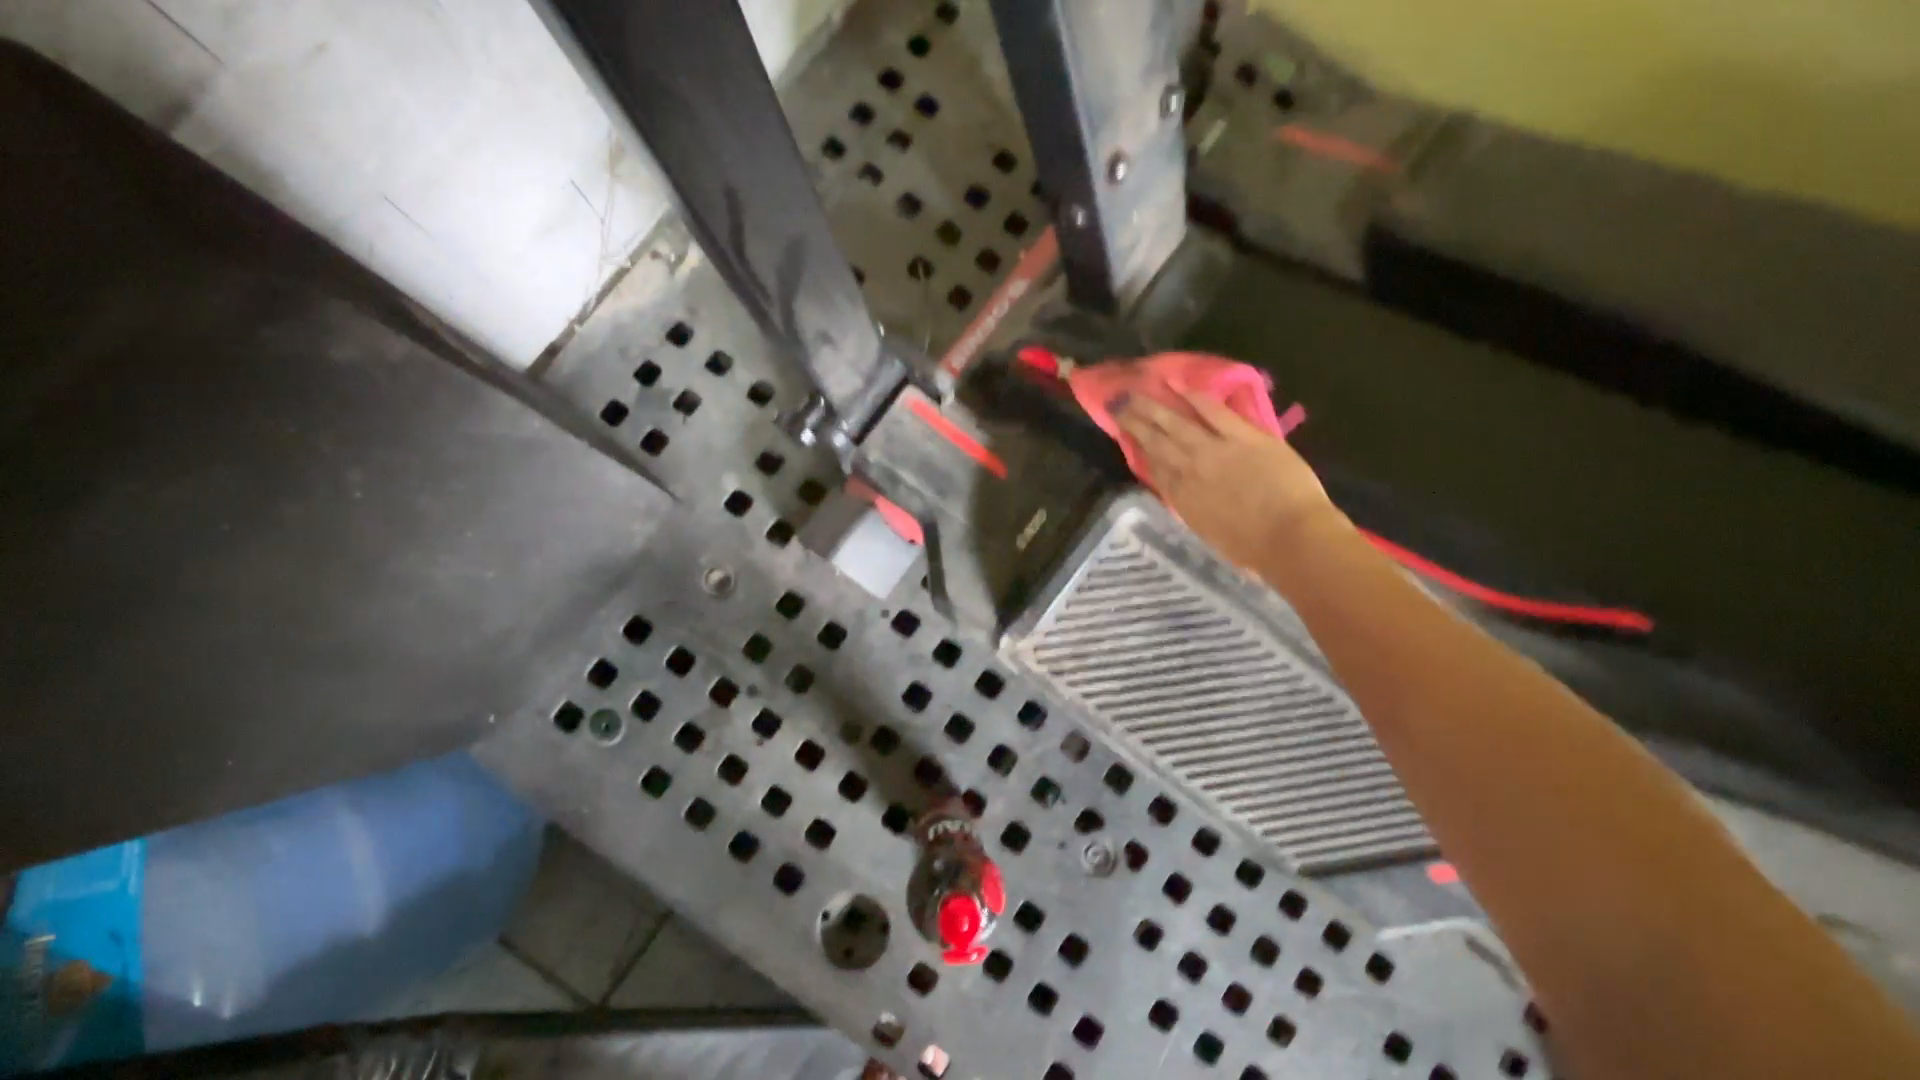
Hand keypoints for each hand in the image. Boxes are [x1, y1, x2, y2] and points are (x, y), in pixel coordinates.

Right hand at [1116, 392, 1339, 570]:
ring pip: (1177, 424)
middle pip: (1157, 442)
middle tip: (1119, 404)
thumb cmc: (1255, 548)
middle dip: (1136, 422)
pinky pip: (1213, 412)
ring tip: (1136, 393)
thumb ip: (1195, 508)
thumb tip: (1185, 493)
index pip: (1155, 468)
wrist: (1290, 537)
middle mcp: (1190, 471)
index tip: (1126, 434)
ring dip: (1154, 407)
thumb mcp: (1210, 533)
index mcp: (1182, 499)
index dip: (1139, 449)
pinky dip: (1194, 398)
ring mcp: (1215, 450)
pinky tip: (1178, 386)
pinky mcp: (1243, 436)